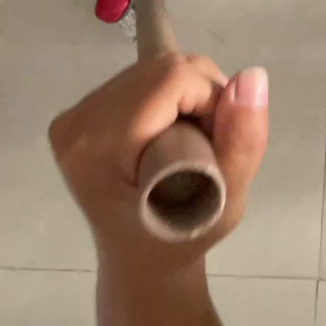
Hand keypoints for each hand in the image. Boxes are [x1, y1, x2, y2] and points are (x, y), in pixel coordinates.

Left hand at [49, 54, 268, 270]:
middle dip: (204, 94)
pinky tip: (173, 131)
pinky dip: (175, 94)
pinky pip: (147, 75)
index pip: (172, 79)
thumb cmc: (184, 236)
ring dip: (193, 93)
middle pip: (165, 66)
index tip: (217, 143)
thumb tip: (251, 76)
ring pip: (158, 66)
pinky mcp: (82, 111)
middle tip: (209, 142)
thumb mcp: (229, 200)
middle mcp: (77, 124)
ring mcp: (75, 116)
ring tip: (193, 139)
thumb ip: (241, 140)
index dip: (212, 99)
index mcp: (100, 147)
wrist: (141, 260)